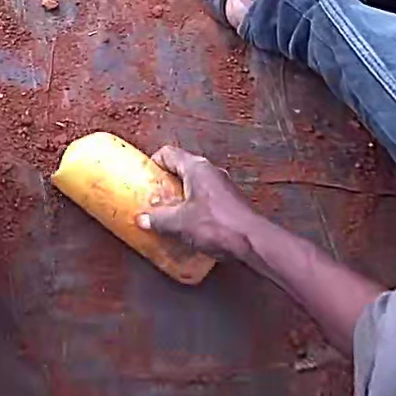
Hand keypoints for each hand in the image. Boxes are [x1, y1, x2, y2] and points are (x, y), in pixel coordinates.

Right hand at [137, 145, 265, 264]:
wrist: (254, 242)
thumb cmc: (217, 225)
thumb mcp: (180, 223)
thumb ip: (159, 219)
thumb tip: (141, 219)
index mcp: (196, 167)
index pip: (168, 153)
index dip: (154, 164)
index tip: (145, 179)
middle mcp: (210, 171)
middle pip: (181, 169)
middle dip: (166, 184)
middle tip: (154, 199)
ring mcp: (223, 186)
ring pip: (195, 185)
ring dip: (181, 197)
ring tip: (170, 215)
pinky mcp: (231, 202)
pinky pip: (206, 198)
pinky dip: (195, 207)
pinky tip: (190, 226)